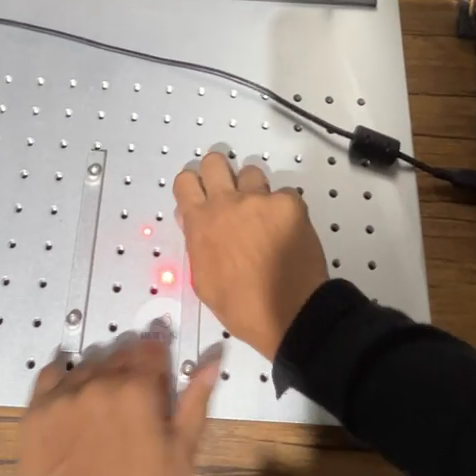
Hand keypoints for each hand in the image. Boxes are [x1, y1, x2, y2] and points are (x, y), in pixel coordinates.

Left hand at [13, 335, 218, 475]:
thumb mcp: (179, 461)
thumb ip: (195, 403)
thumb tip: (213, 359)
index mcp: (138, 389)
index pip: (153, 348)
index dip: (160, 364)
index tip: (160, 384)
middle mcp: (99, 379)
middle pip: (121, 352)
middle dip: (132, 369)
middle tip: (134, 404)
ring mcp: (64, 393)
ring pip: (89, 362)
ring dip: (101, 375)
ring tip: (104, 411)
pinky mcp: (36, 409)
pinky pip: (53, 374)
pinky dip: (66, 380)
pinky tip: (74, 403)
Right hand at [175, 152, 329, 359]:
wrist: (290, 314)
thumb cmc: (240, 306)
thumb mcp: (203, 279)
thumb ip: (196, 241)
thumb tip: (193, 217)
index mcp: (201, 222)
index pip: (185, 180)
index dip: (193, 186)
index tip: (202, 196)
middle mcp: (227, 202)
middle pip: (215, 161)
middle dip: (220, 173)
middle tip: (230, 193)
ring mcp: (260, 199)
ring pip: (251, 171)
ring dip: (253, 189)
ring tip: (263, 213)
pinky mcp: (289, 203)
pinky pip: (283, 193)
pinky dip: (283, 208)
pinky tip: (287, 230)